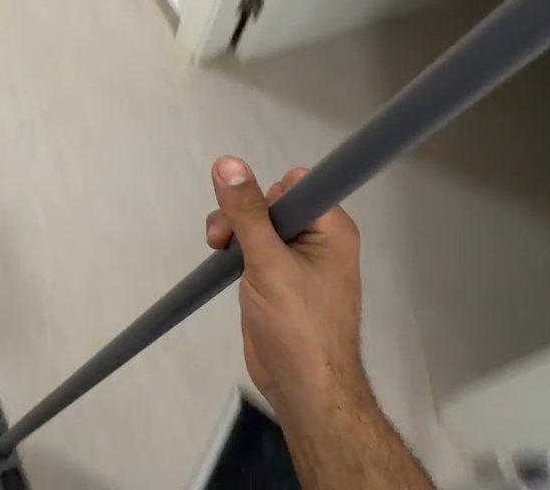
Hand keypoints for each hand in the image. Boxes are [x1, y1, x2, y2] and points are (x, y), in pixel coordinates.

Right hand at [205, 156, 364, 419]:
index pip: (295, 183)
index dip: (267, 193)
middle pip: (269, 197)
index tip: (250, 216)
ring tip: (218, 248)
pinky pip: (251, 240)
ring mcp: (296, 256)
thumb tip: (228, 162)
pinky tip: (222, 257)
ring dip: (231, 227)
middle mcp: (317, 237)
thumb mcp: (268, 262)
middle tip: (225, 237)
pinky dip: (232, 243)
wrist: (302, 389)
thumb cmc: (296, 325)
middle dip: (241, 212)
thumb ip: (246, 211)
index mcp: (331, 229)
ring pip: (255, 218)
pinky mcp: (276, 272)